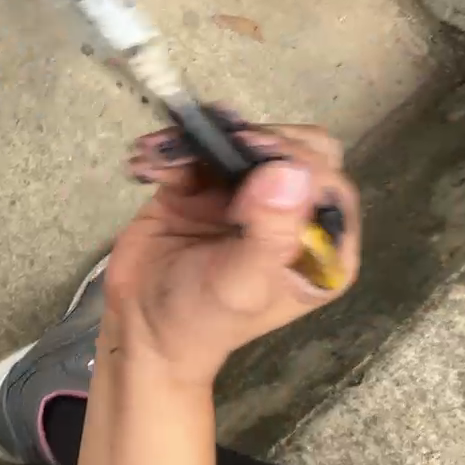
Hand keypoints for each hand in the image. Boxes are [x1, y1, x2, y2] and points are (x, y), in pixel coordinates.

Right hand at [99, 123, 360, 387]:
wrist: (140, 326)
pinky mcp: (194, 189)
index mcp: (316, 242)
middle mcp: (284, 213)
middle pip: (288, 149)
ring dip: (195, 138)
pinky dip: (165, 151)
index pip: (324, 181)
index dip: (293, 157)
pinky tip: (142, 167)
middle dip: (248, 138)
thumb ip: (269, 233)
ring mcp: (237, 197)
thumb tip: (289, 171)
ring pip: (234, 143)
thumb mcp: (240, 284)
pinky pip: (189, 153)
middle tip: (212, 142)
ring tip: (157, 152)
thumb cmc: (201, 318)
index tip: (249, 150)